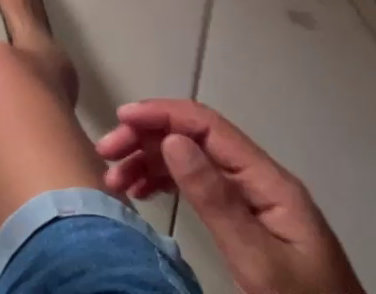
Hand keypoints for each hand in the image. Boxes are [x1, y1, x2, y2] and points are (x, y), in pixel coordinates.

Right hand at [97, 99, 364, 293]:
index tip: (120, 120)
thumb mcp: (257, 260)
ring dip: (150, 161)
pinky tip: (142, 192)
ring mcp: (255, 202)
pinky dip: (165, 182)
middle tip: (106, 155)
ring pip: (193, 161)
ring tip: (115, 179)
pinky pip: (200, 186)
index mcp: (269, 182)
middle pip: (196, 139)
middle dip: (147, 138)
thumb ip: (216, 200)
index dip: (161, 114)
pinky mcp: (249, 223)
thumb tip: (173, 139)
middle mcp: (261, 182)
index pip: (208, 126)